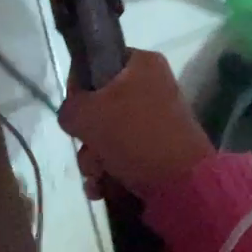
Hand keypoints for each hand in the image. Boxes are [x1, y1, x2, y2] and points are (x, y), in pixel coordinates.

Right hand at [58, 49, 216, 198]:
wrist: (182, 183)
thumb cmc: (135, 134)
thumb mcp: (90, 114)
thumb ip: (70, 107)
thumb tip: (72, 113)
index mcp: (142, 63)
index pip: (100, 62)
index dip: (80, 86)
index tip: (74, 109)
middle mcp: (152, 86)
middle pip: (102, 105)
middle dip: (88, 136)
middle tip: (88, 149)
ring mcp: (157, 119)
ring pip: (110, 134)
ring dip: (95, 159)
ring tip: (98, 177)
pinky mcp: (159, 149)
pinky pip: (124, 154)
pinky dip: (110, 172)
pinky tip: (102, 188)